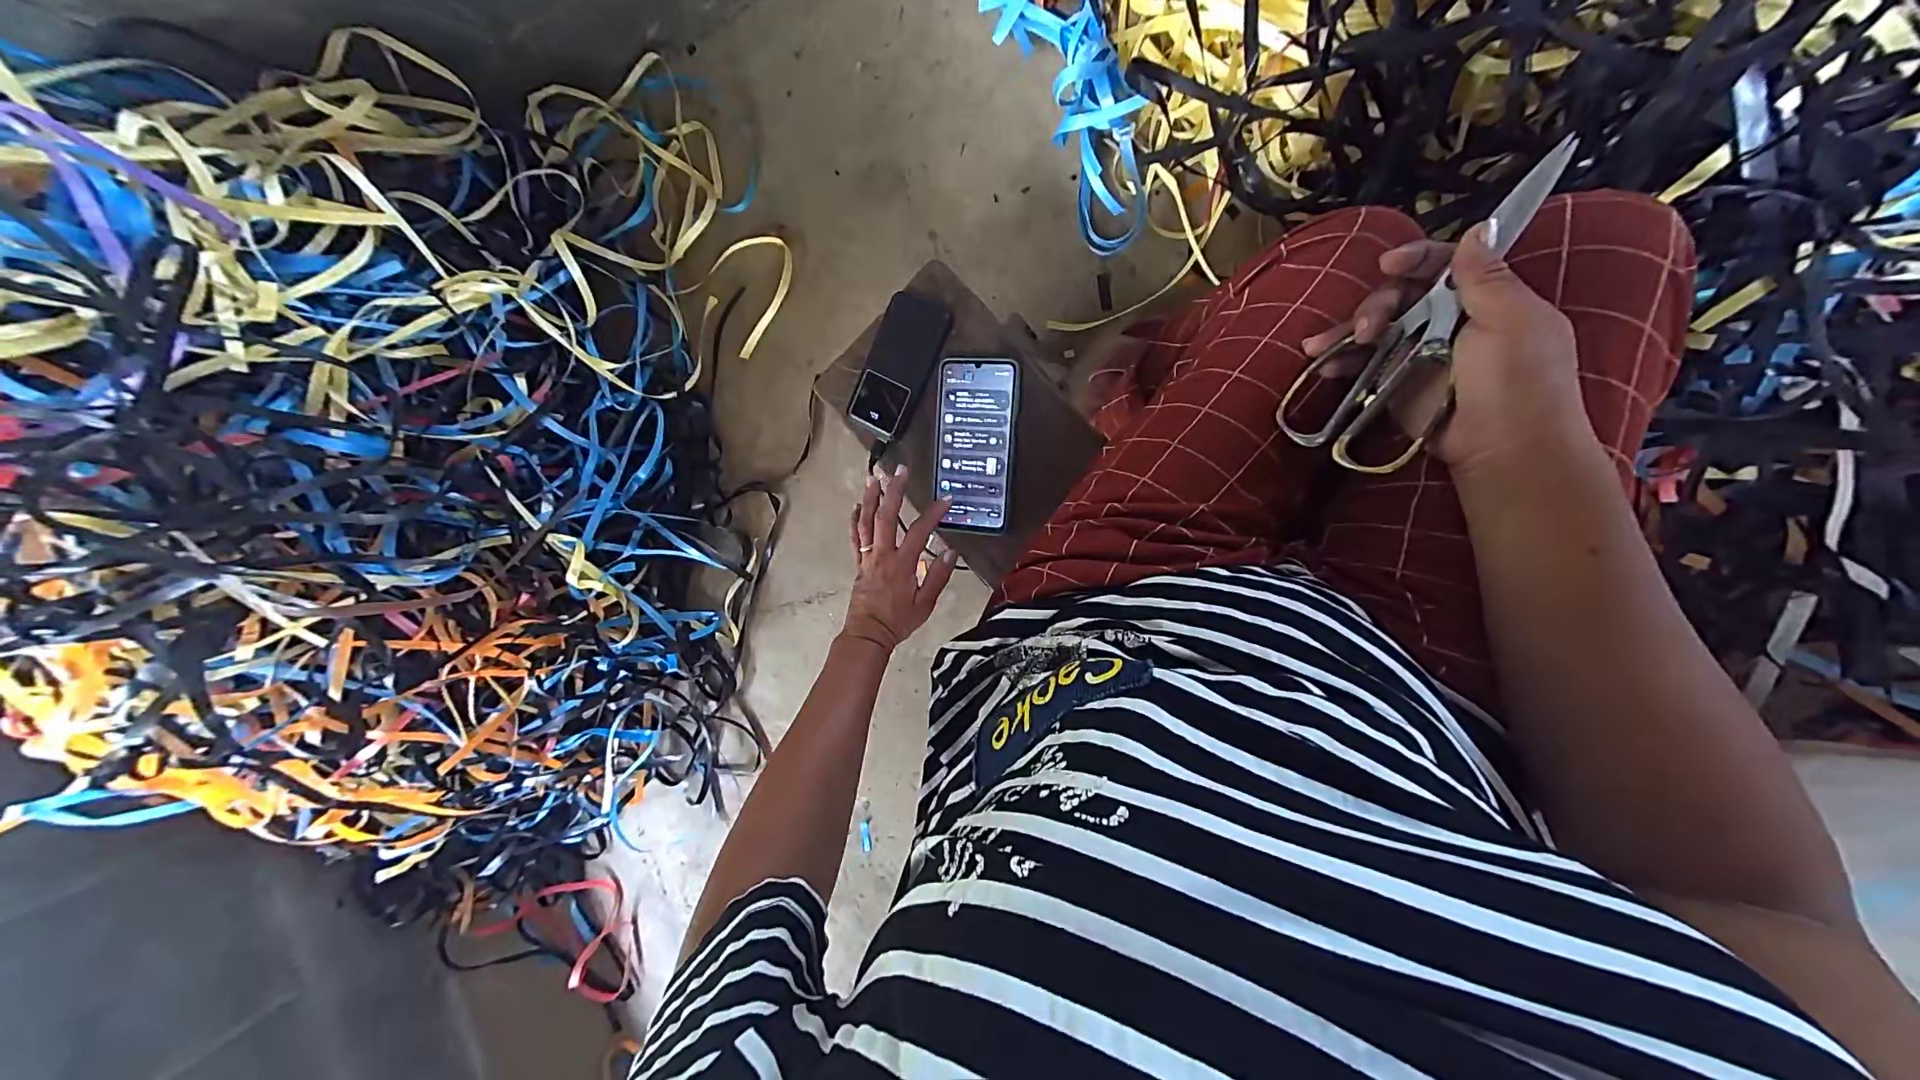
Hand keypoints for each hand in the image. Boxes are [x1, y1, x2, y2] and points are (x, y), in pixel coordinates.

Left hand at [843, 465, 958, 651]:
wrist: (869, 633)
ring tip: (874, 478)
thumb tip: (950, 553)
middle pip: (886, 516)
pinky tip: (857, 506)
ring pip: (866, 521)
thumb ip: (938, 576)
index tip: (945, 501)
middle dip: (893, 491)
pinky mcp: (859, 563)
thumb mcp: (925, 603)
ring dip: (870, 498)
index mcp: (902, 564)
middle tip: (899, 471)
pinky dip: (855, 520)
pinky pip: (855, 537)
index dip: (933, 514)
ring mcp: (867, 557)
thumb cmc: (898, 621)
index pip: (919, 532)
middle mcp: (882, 555)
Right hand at [1303, 225, 1590, 473]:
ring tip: (1323, 347)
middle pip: (1401, 297)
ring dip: (1347, 332)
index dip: (1415, 259)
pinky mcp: (1395, 385)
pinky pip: (1363, 364)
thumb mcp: (1512, 322)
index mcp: (1483, 300)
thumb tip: (1478, 230)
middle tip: (1366, 330)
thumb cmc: (1518, 382)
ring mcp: (1419, 354)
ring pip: (1377, 329)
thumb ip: (1488, 278)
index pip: (1444, 266)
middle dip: (1376, 306)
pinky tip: (1325, 365)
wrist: (1503, 447)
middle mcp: (1447, 322)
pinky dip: (1342, 363)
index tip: (1388, 263)